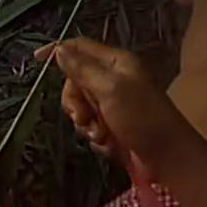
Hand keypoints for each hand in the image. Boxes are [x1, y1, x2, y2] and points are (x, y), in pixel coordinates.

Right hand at [40, 37, 206, 188]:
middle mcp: (114, 78)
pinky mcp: (115, 125)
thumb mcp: (110, 89)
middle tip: (84, 116)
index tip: (37, 59)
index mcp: (116, 62)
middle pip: (76, 79)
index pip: (80, 46)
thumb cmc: (141, 118)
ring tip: (101, 134)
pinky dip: (96, 135)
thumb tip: (60, 49)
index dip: (59, 50)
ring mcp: (115, 103)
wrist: (169, 159)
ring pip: (81, 105)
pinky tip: (109, 144)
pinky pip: (92, 125)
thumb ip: (82, 69)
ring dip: (85, 122)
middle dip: (74, 100)